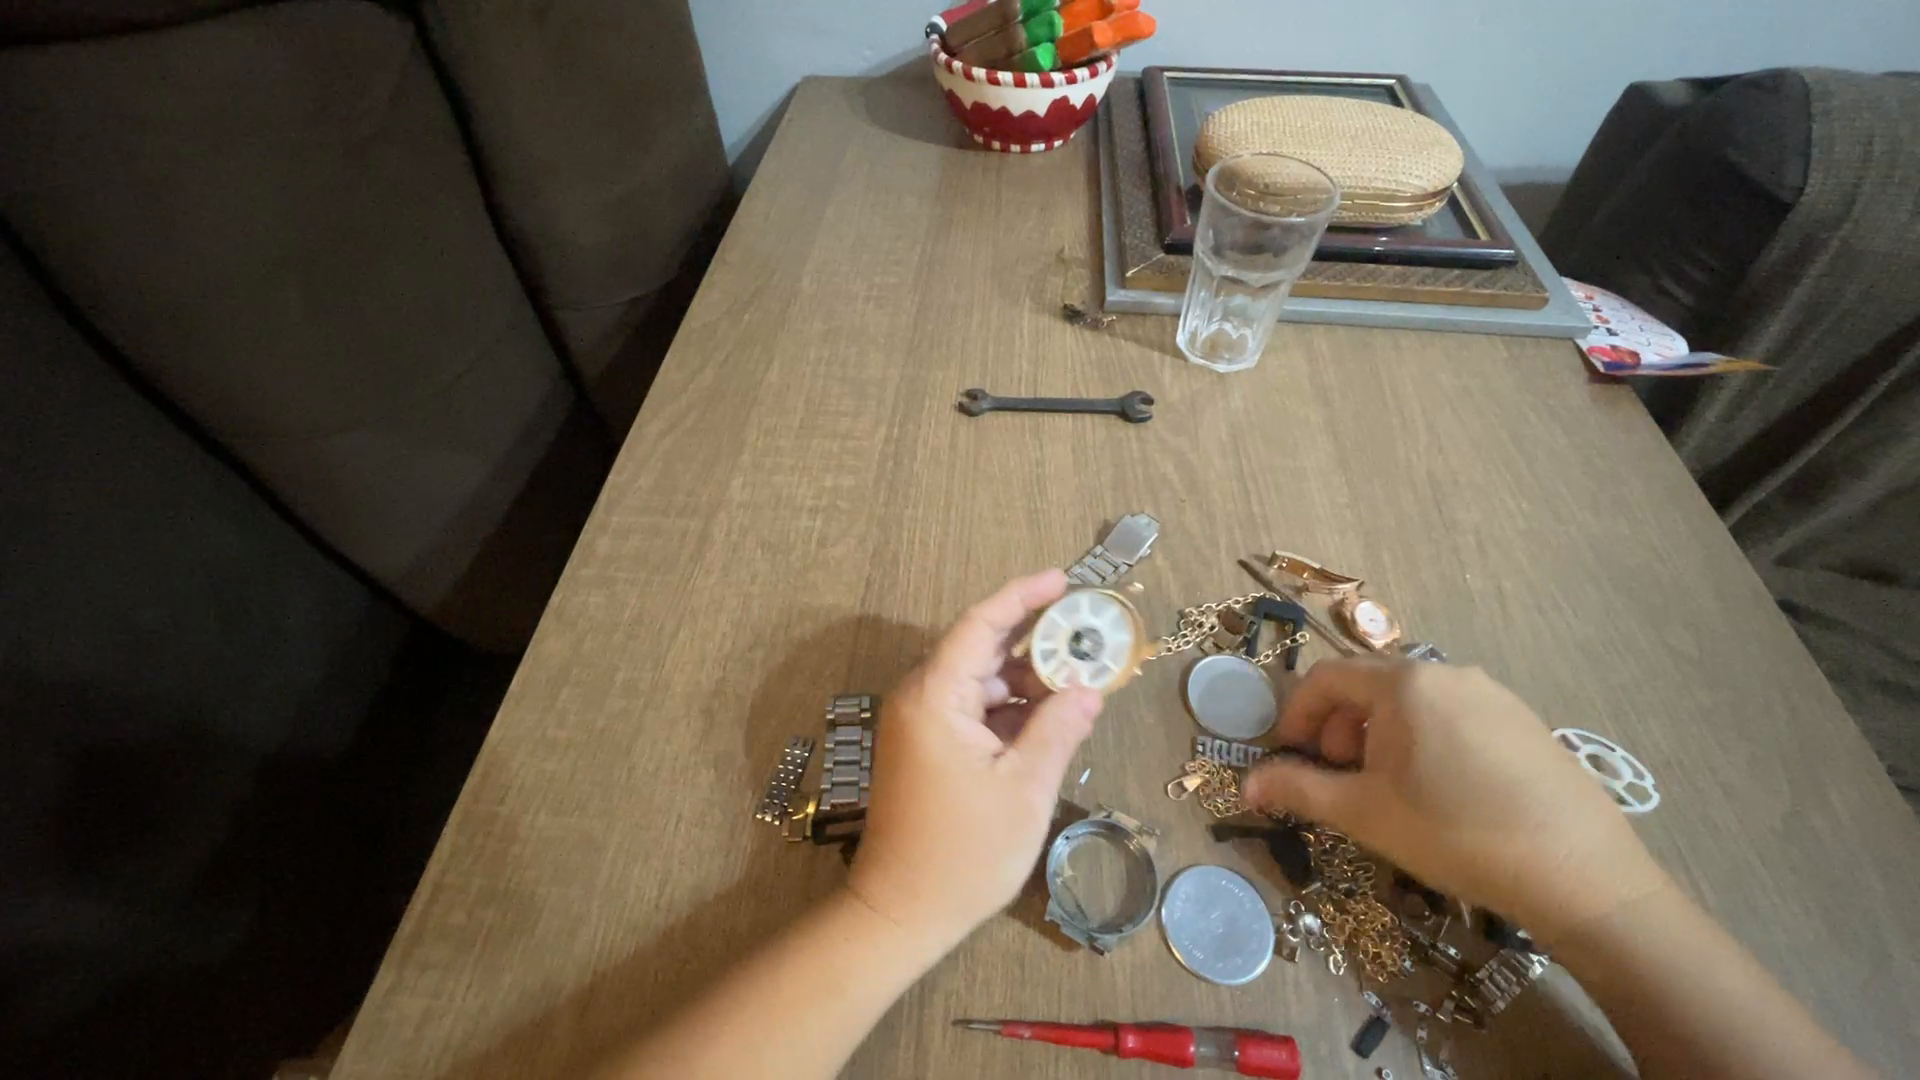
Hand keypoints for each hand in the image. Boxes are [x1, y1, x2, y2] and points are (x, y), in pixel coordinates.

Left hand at [846, 570, 1103, 947]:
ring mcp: (920, 723)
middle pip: (980, 649)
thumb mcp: (1024, 789)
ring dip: (1025, 679)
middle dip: (1033, 640)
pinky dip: (1008, 708)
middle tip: (1086, 635)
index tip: (1062, 580)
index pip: (979, 625)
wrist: (901, 911)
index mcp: (935, 697)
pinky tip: (1048, 717)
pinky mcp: (925, 747)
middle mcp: (920, 698)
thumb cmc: (964, 852)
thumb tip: (1090, 689)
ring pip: (978, 681)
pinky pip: (971, 709)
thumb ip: (1058, 730)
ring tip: (1078, 677)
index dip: (1021, 597)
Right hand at [1244, 658, 1667, 942]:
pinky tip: (1438, 789)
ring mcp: (1492, 694)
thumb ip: (1297, 789)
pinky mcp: (1525, 721)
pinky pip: (1451, 714)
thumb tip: (1246, 784)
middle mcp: (1447, 672)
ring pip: (1411, 700)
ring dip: (1378, 734)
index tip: (1288, 755)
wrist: (1582, 878)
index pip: (1326, 677)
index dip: (1296, 714)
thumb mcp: (1363, 813)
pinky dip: (1423, 738)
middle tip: (1338, 776)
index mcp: (1404, 683)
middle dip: (1338, 727)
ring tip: (1386, 786)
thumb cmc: (1454, 834)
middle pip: (1368, 685)